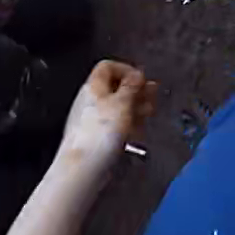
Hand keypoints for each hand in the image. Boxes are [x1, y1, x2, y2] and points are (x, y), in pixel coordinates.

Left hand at [59, 60, 157, 175]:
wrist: (83, 167)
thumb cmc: (99, 134)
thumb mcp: (123, 103)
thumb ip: (132, 86)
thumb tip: (137, 74)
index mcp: (94, 87)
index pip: (108, 67)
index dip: (126, 70)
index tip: (141, 80)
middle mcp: (91, 100)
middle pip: (115, 87)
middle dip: (135, 90)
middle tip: (151, 95)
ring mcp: (92, 119)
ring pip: (117, 106)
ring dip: (135, 107)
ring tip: (149, 112)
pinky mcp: (96, 137)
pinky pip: (114, 124)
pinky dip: (128, 124)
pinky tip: (138, 131)